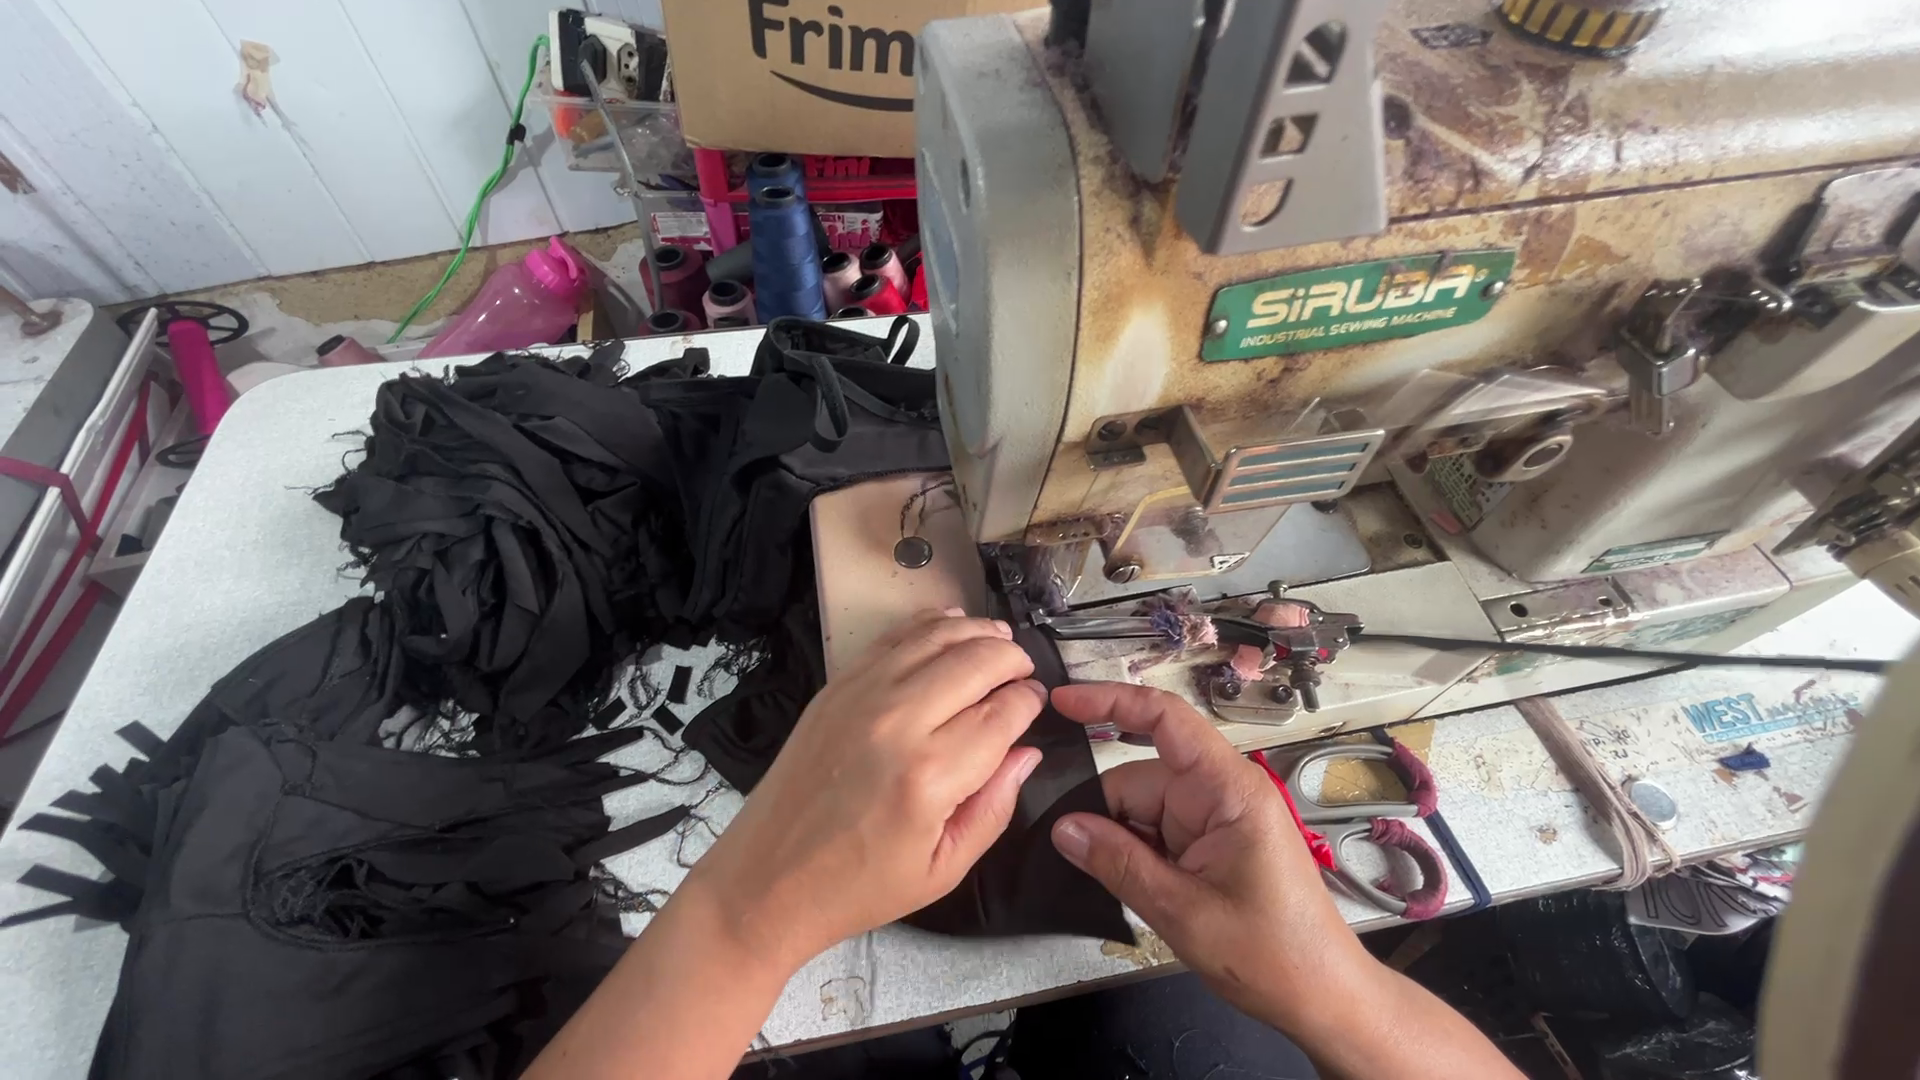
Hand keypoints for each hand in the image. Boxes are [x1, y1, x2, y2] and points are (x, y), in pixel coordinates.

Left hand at [683, 609, 1045, 966]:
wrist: (767, 877)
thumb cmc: (859, 885)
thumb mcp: (944, 868)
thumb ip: (995, 805)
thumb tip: (1027, 751)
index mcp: (932, 774)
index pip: (1003, 713)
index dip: (1030, 700)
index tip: (1037, 701)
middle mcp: (899, 720)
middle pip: (977, 661)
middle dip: (1013, 659)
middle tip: (1024, 670)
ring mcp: (863, 694)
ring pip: (937, 636)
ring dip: (977, 631)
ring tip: (1001, 638)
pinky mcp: (837, 685)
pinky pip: (894, 637)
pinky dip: (929, 623)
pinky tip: (952, 622)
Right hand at [1048, 683, 1373, 1030]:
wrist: (1325, 999)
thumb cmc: (1272, 954)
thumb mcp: (1184, 913)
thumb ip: (1119, 864)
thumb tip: (1063, 829)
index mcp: (1226, 788)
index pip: (1165, 718)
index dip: (1110, 700)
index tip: (1062, 700)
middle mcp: (1218, 790)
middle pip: (1137, 777)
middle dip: (1103, 813)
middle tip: (1069, 853)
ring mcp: (1212, 816)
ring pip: (1138, 809)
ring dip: (1119, 840)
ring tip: (1107, 882)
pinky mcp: (1207, 840)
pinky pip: (1152, 831)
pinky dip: (1133, 853)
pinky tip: (1127, 884)